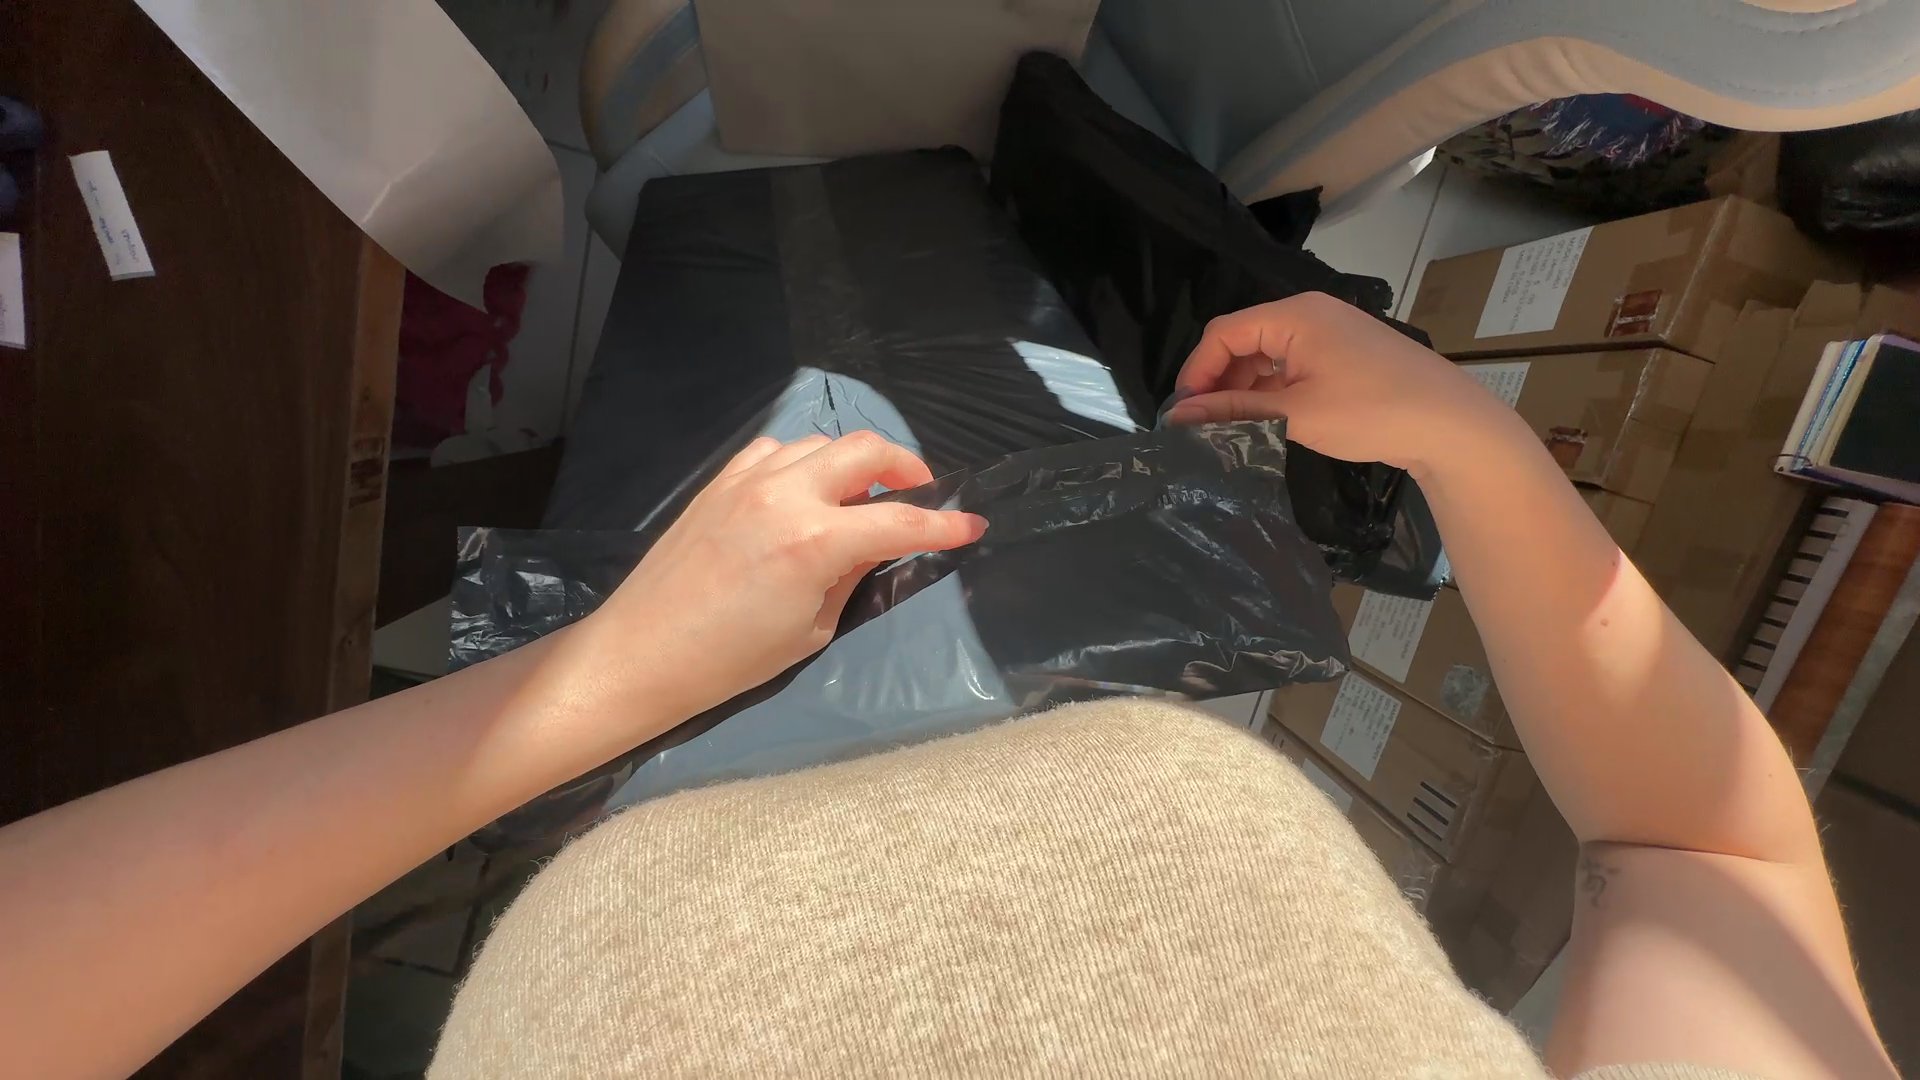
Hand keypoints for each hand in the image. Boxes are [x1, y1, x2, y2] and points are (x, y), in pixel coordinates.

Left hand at [589, 432, 987, 721]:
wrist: (642, 653)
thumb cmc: (732, 660)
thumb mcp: (813, 628)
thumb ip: (852, 574)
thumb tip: (878, 544)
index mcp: (816, 541)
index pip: (900, 522)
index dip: (945, 525)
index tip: (972, 525)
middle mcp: (787, 494)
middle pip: (866, 450)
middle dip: (907, 466)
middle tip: (921, 493)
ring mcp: (748, 480)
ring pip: (821, 443)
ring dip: (853, 463)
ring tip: (860, 496)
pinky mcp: (720, 481)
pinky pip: (776, 451)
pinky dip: (804, 462)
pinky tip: (803, 490)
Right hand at [1163, 293, 1520, 475]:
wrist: (1452, 425)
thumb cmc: (1371, 411)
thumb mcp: (1293, 415)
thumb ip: (1231, 412)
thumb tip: (1176, 417)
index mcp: (1295, 315)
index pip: (1223, 333)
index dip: (1195, 371)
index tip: (1182, 413)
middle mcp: (1308, 315)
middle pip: (1240, 340)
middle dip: (1215, 380)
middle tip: (1201, 423)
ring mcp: (1326, 334)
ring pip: (1262, 356)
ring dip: (1239, 388)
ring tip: (1228, 426)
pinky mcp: (1339, 355)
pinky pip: (1286, 366)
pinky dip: (1266, 391)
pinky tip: (1261, 420)